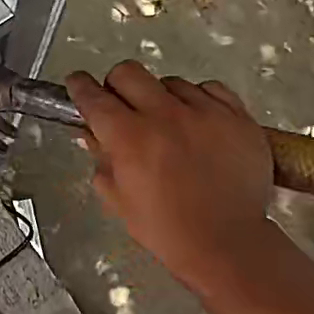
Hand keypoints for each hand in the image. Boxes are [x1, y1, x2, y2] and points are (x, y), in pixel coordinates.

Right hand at [66, 60, 277, 298]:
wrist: (224, 240)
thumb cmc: (163, 228)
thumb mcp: (117, 199)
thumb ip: (101, 160)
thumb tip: (93, 135)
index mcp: (129, 138)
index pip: (94, 97)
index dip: (79, 87)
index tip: (76, 84)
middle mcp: (165, 115)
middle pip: (129, 73)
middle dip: (116, 85)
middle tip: (120, 106)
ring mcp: (205, 112)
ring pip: (171, 82)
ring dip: (159, 97)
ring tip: (165, 123)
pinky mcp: (237, 115)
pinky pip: (210, 89)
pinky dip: (196, 100)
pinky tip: (195, 121)